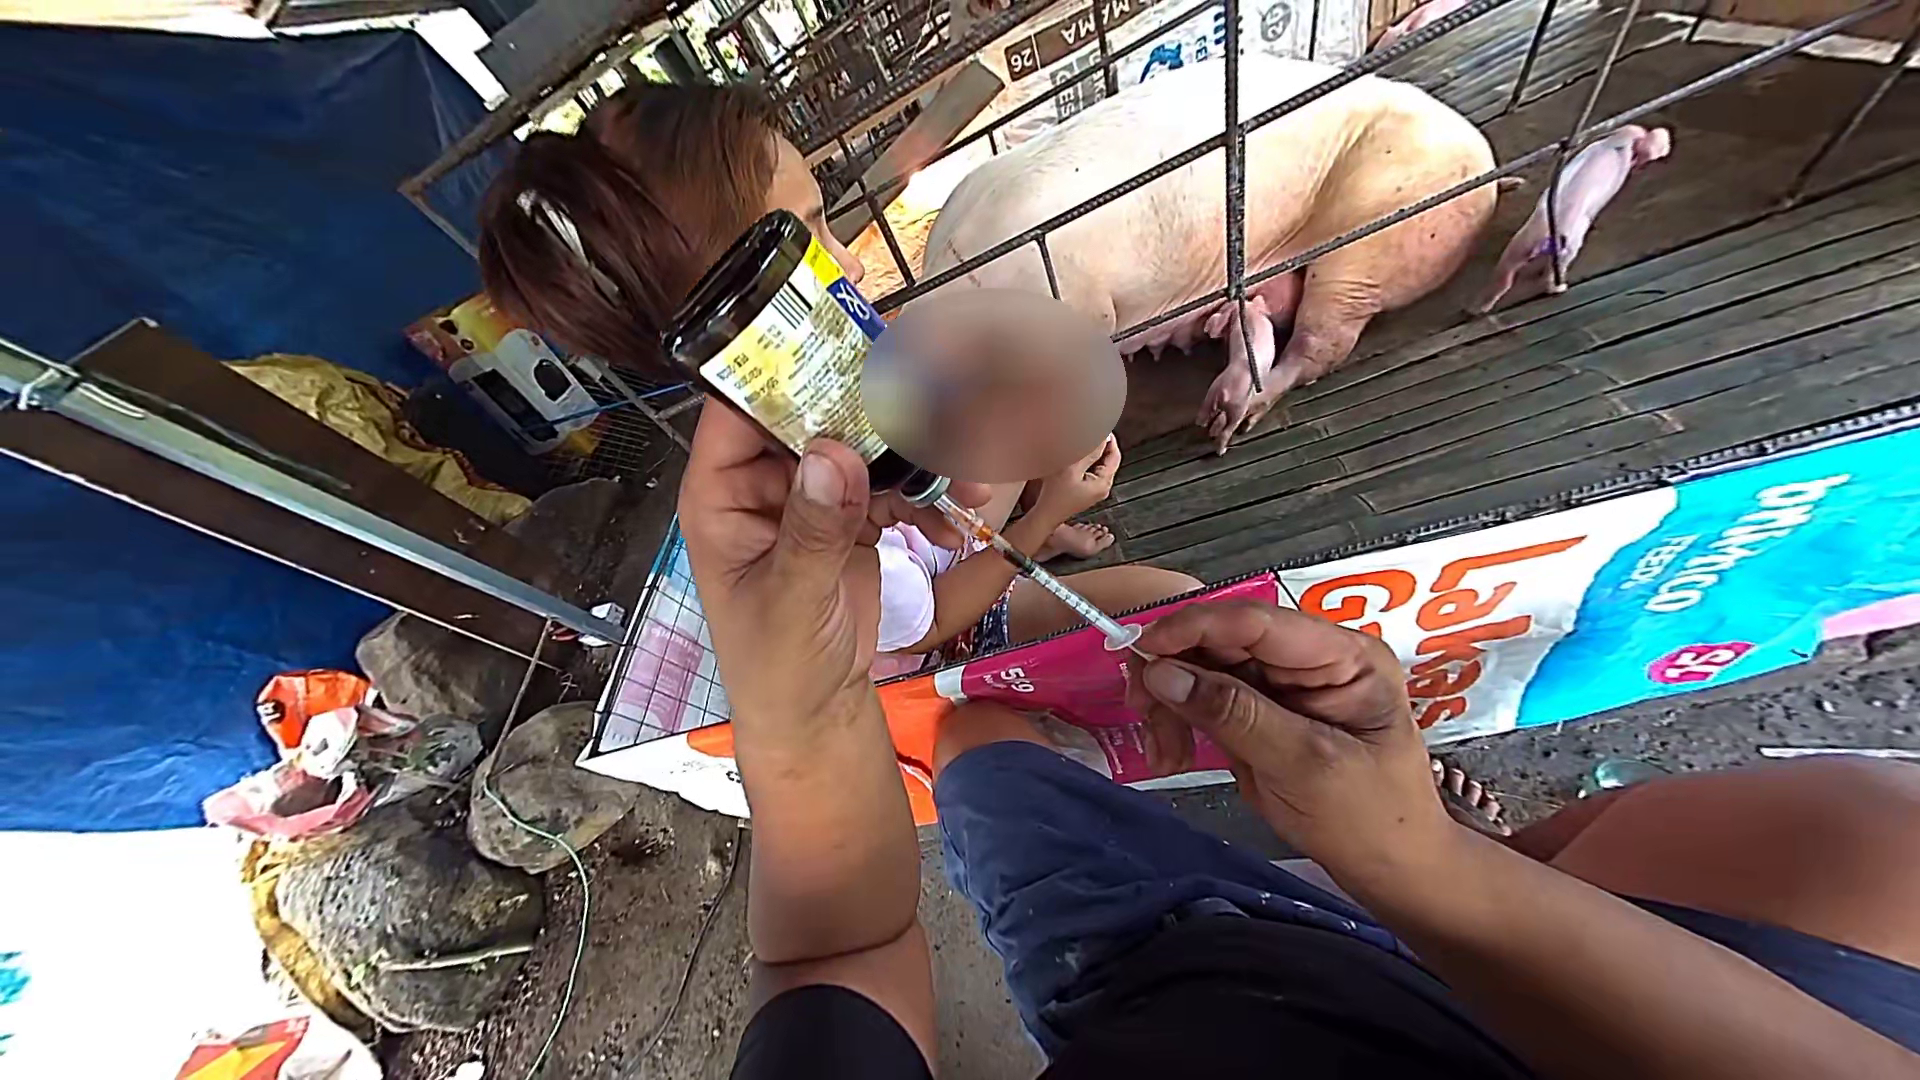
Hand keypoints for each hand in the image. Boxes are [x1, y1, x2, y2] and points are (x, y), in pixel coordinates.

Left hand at [678, 404, 989, 729]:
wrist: (819, 706)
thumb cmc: (778, 664)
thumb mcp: (790, 601)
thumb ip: (811, 532)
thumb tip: (832, 454)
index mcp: (725, 495)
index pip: (740, 411)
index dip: (779, 375)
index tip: (836, 348)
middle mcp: (767, 485)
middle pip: (813, 420)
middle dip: (869, 416)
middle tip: (926, 402)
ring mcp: (815, 501)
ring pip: (862, 453)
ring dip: (913, 464)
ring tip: (961, 479)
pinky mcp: (852, 520)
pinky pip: (890, 492)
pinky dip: (923, 505)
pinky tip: (950, 526)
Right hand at [1032, 435, 1119, 522]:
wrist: (1043, 514)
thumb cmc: (1054, 495)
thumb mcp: (1071, 468)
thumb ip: (1089, 452)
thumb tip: (1102, 437)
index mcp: (1103, 483)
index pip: (1114, 455)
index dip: (1108, 439)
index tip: (1100, 427)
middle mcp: (1101, 488)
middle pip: (1107, 460)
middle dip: (1099, 444)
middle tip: (1089, 431)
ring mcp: (1092, 491)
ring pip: (1097, 465)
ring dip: (1090, 452)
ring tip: (1080, 441)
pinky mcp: (1082, 491)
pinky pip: (1087, 471)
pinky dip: (1083, 461)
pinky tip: (1073, 456)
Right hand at [1124, 600, 1452, 877]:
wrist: (1390, 871)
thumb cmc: (1371, 820)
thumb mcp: (1304, 766)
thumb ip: (1234, 714)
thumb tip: (1161, 674)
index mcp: (1341, 655)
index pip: (1255, 621)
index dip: (1193, 627)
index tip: (1142, 649)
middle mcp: (1305, 656)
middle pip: (1218, 640)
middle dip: (1173, 671)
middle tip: (1138, 704)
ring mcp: (1277, 681)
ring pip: (1198, 666)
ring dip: (1169, 703)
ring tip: (1162, 748)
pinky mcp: (1253, 705)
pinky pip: (1198, 696)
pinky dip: (1175, 721)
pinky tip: (1170, 751)